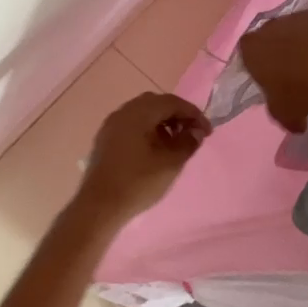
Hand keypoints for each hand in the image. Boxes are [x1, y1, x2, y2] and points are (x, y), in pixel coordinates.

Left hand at [75, 93, 210, 219]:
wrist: (100, 205)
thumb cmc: (138, 182)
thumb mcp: (170, 163)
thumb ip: (187, 142)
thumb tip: (196, 131)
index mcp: (138, 113)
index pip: (171, 102)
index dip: (193, 114)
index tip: (207, 132)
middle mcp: (122, 112)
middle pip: (155, 103)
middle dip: (176, 115)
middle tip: (191, 134)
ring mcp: (110, 125)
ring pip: (141, 114)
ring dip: (162, 123)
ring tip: (175, 144)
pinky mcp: (105, 139)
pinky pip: (131, 125)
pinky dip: (147, 130)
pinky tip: (155, 150)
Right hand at [237, 0, 307, 131]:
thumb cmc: (302, 90)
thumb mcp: (285, 112)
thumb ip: (284, 116)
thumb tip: (297, 125)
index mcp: (252, 49)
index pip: (247, 52)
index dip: (258, 64)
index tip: (271, 79)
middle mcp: (270, 26)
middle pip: (270, 35)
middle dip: (279, 47)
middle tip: (294, 69)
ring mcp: (298, 14)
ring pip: (295, 22)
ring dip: (303, 34)